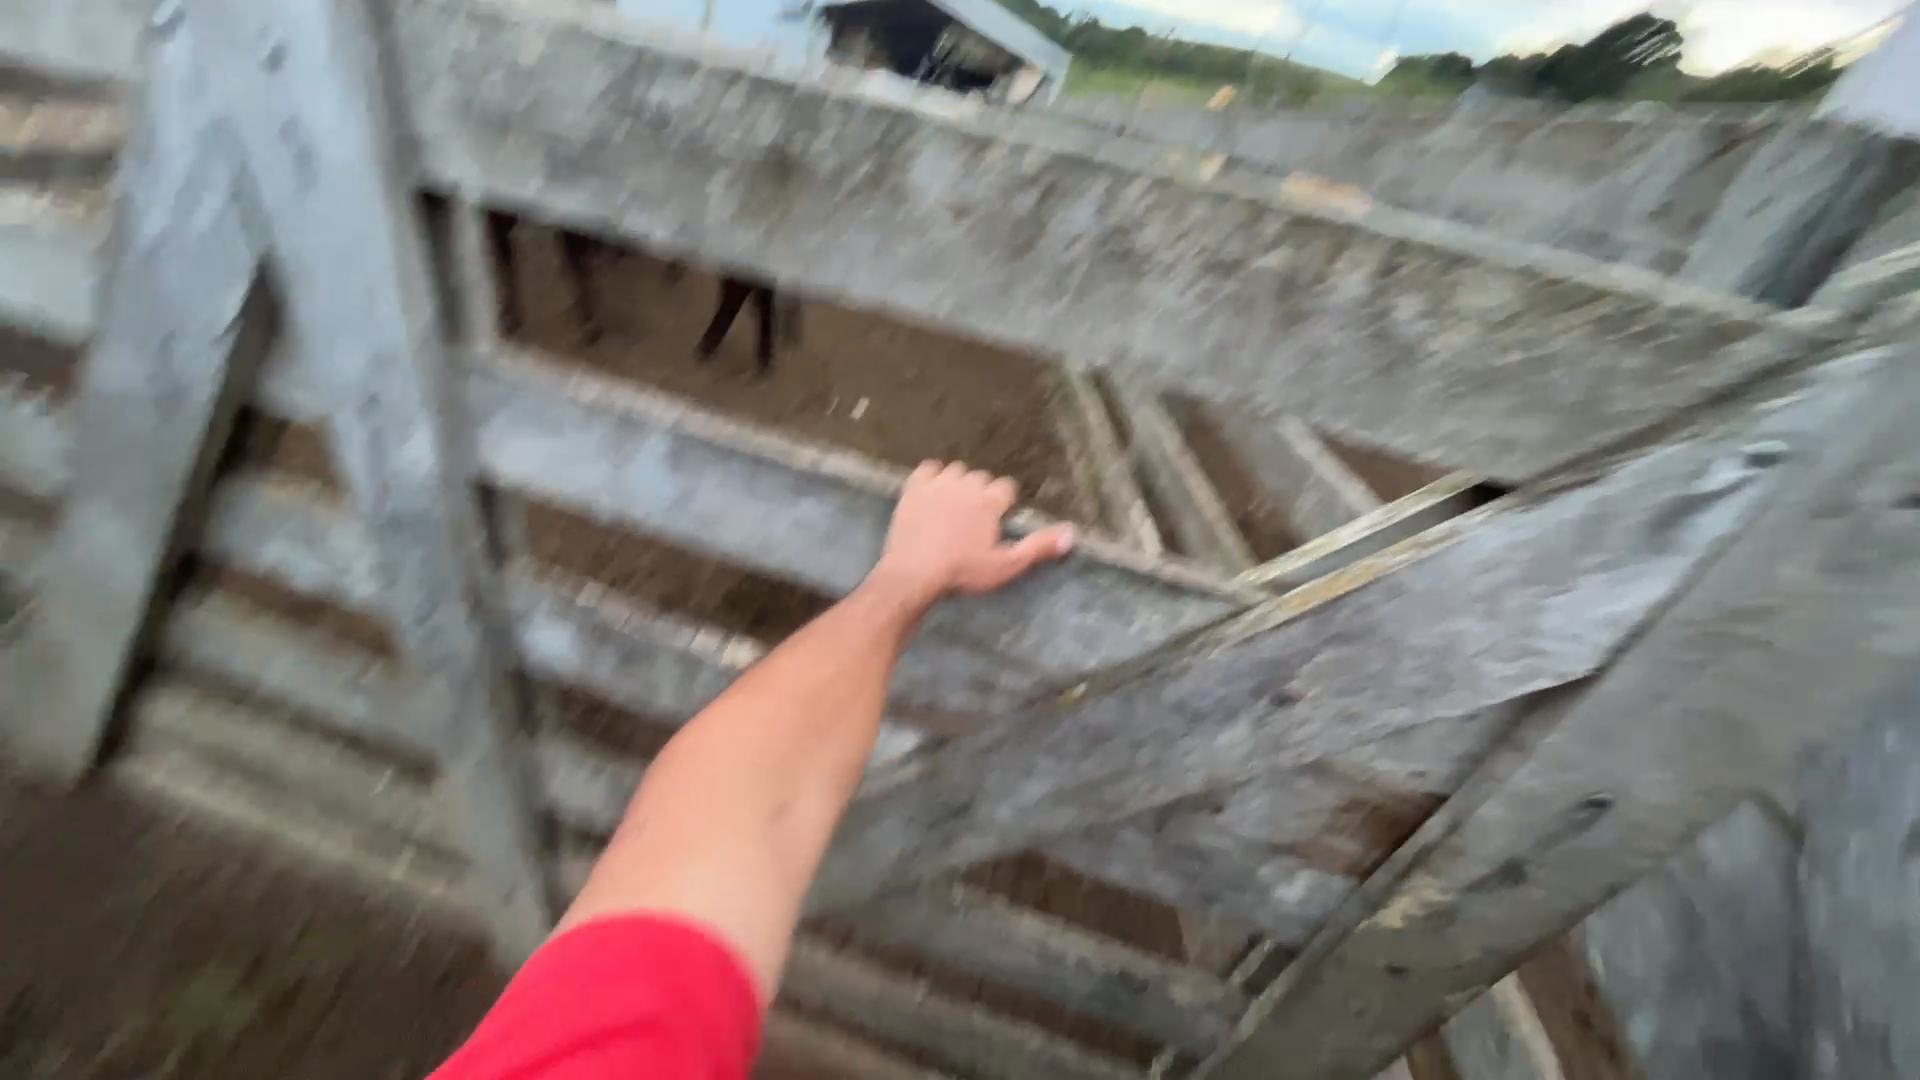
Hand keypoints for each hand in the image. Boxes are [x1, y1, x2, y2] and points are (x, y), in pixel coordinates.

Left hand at [869, 461, 1075, 607]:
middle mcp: (965, 484)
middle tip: (977, 519)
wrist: (913, 574)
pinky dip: (933, 477)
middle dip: (982, 493)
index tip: (999, 520)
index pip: (1006, 488)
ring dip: (959, 484)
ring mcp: (937, 485)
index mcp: (989, 500)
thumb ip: (1038, 547)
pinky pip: (927, 469)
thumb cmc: (962, 572)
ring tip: (956, 505)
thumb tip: (1073, 533)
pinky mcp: (913, 489)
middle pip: (981, 478)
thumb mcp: (1006, 565)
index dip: (1004, 504)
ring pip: (955, 471)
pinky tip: (933, 491)